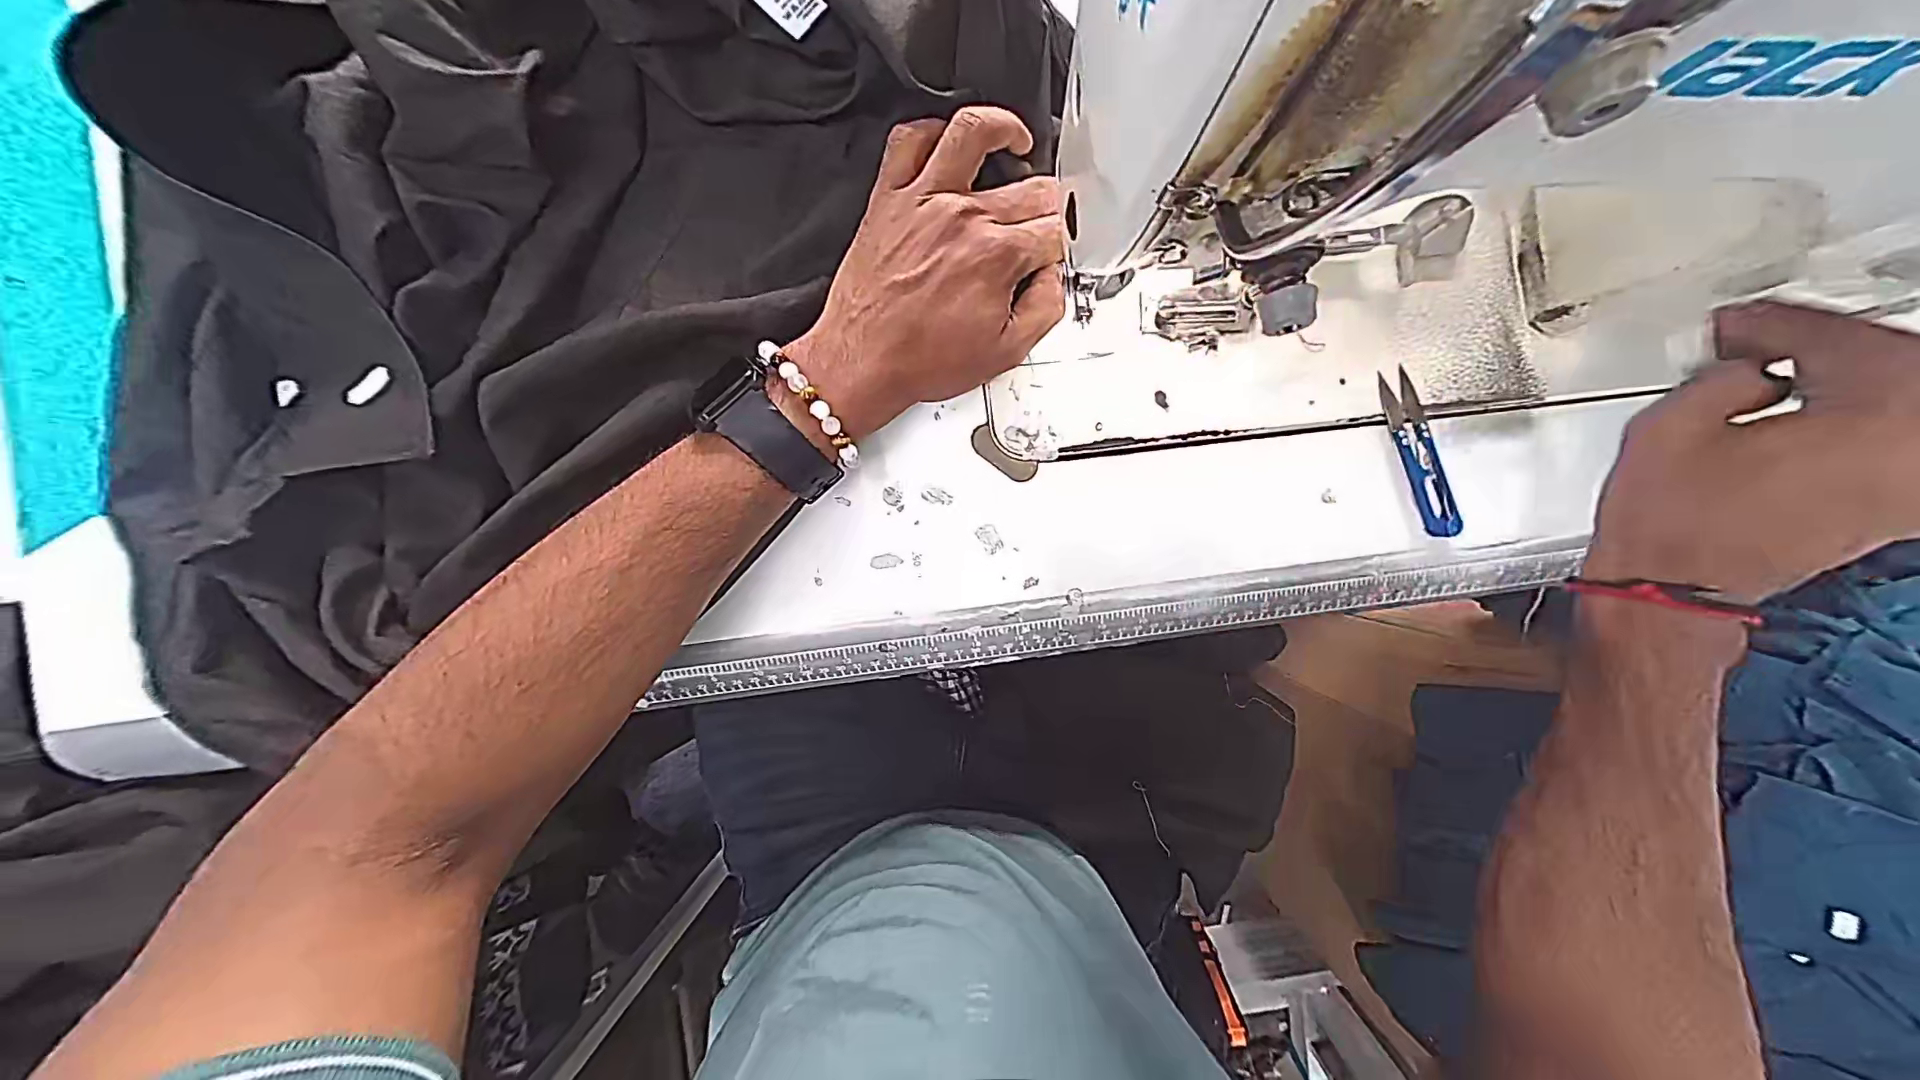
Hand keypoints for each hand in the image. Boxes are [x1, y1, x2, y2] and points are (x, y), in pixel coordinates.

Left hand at [778, 106, 1068, 441]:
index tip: (1048, 259)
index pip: (1052, 232)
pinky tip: (948, 144)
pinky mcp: (889, 200)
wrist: (864, 363)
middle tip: (1041, 224)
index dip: (1058, 248)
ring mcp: (923, 201)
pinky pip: (909, 140)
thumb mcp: (1005, 352)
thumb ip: (1045, 308)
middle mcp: (962, 218)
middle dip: (1048, 206)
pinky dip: (933, 131)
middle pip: (1029, 187)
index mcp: (996, 256)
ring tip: (1016, 143)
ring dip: (1004, 130)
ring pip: (973, 133)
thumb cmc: (921, 360)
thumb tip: (1052, 278)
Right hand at [1584, 302, 1919, 602]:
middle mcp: (1918, 447)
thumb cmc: (1666, 524)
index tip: (1740, 324)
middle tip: (1760, 341)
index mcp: (1875, 415)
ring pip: (1896, 399)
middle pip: (1889, 361)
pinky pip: (1892, 437)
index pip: (1832, 339)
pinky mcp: (1896, 505)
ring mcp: (1914, 481)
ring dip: (1843, 378)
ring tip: (1782, 373)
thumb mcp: (1665, 427)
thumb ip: (1720, 379)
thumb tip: (1749, 372)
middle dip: (1819, 345)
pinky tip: (1809, 410)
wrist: (1671, 587)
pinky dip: (1855, 415)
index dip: (1772, 326)